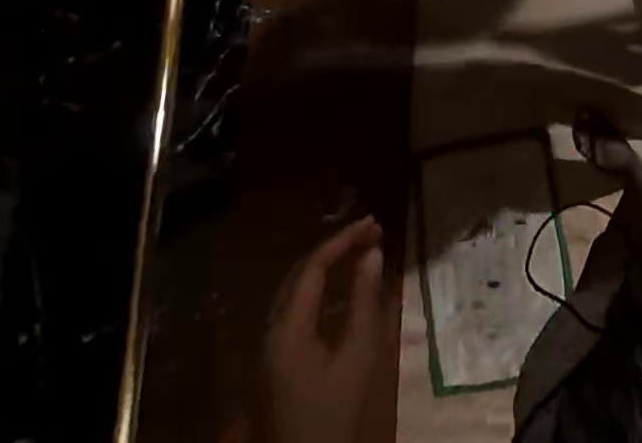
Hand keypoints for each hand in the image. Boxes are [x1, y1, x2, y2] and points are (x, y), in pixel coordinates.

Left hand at [258, 216, 385, 442]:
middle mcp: (270, 329)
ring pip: (294, 289)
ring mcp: (267, 347)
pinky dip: (317, 288)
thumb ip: (364, 302)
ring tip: (358, 250)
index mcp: (287, 326)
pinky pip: (293, 307)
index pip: (314, 266)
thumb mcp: (357, 359)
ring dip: (325, 265)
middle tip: (371, 232)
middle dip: (335, 247)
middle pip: (301, 273)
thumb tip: (373, 254)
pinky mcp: (272, 361)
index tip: (374, 224)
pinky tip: (338, 289)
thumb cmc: (333, 418)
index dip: (344, 239)